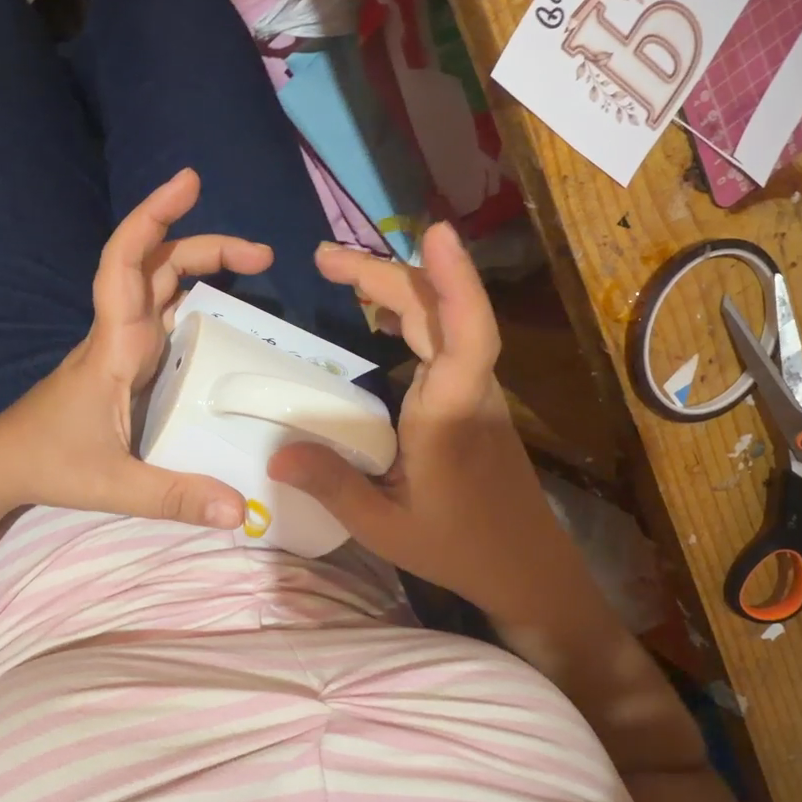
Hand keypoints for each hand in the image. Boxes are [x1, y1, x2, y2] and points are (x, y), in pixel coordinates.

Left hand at [0, 169, 272, 528]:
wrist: (1, 464)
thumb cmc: (49, 463)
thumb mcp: (114, 485)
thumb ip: (174, 497)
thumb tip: (241, 511)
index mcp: (112, 346)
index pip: (125, 265)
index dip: (152, 218)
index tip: (188, 183)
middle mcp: (117, 334)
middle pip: (156, 265)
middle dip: (205, 245)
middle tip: (263, 254)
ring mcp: (119, 344)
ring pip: (159, 285)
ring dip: (199, 265)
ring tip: (253, 267)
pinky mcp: (122, 361)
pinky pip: (161, 314)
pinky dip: (192, 298)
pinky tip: (222, 312)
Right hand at [268, 222, 541, 612]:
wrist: (527, 568)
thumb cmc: (459, 548)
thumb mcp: (384, 528)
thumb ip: (333, 486)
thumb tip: (274, 454)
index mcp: (450, 414)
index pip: (467, 332)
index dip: (455, 279)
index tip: (436, 232)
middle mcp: (467, 390)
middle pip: (440, 310)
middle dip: (385, 274)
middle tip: (322, 259)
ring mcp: (473, 391)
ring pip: (443, 320)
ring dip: (397, 288)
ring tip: (340, 273)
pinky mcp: (469, 399)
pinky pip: (443, 340)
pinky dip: (410, 314)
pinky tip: (380, 319)